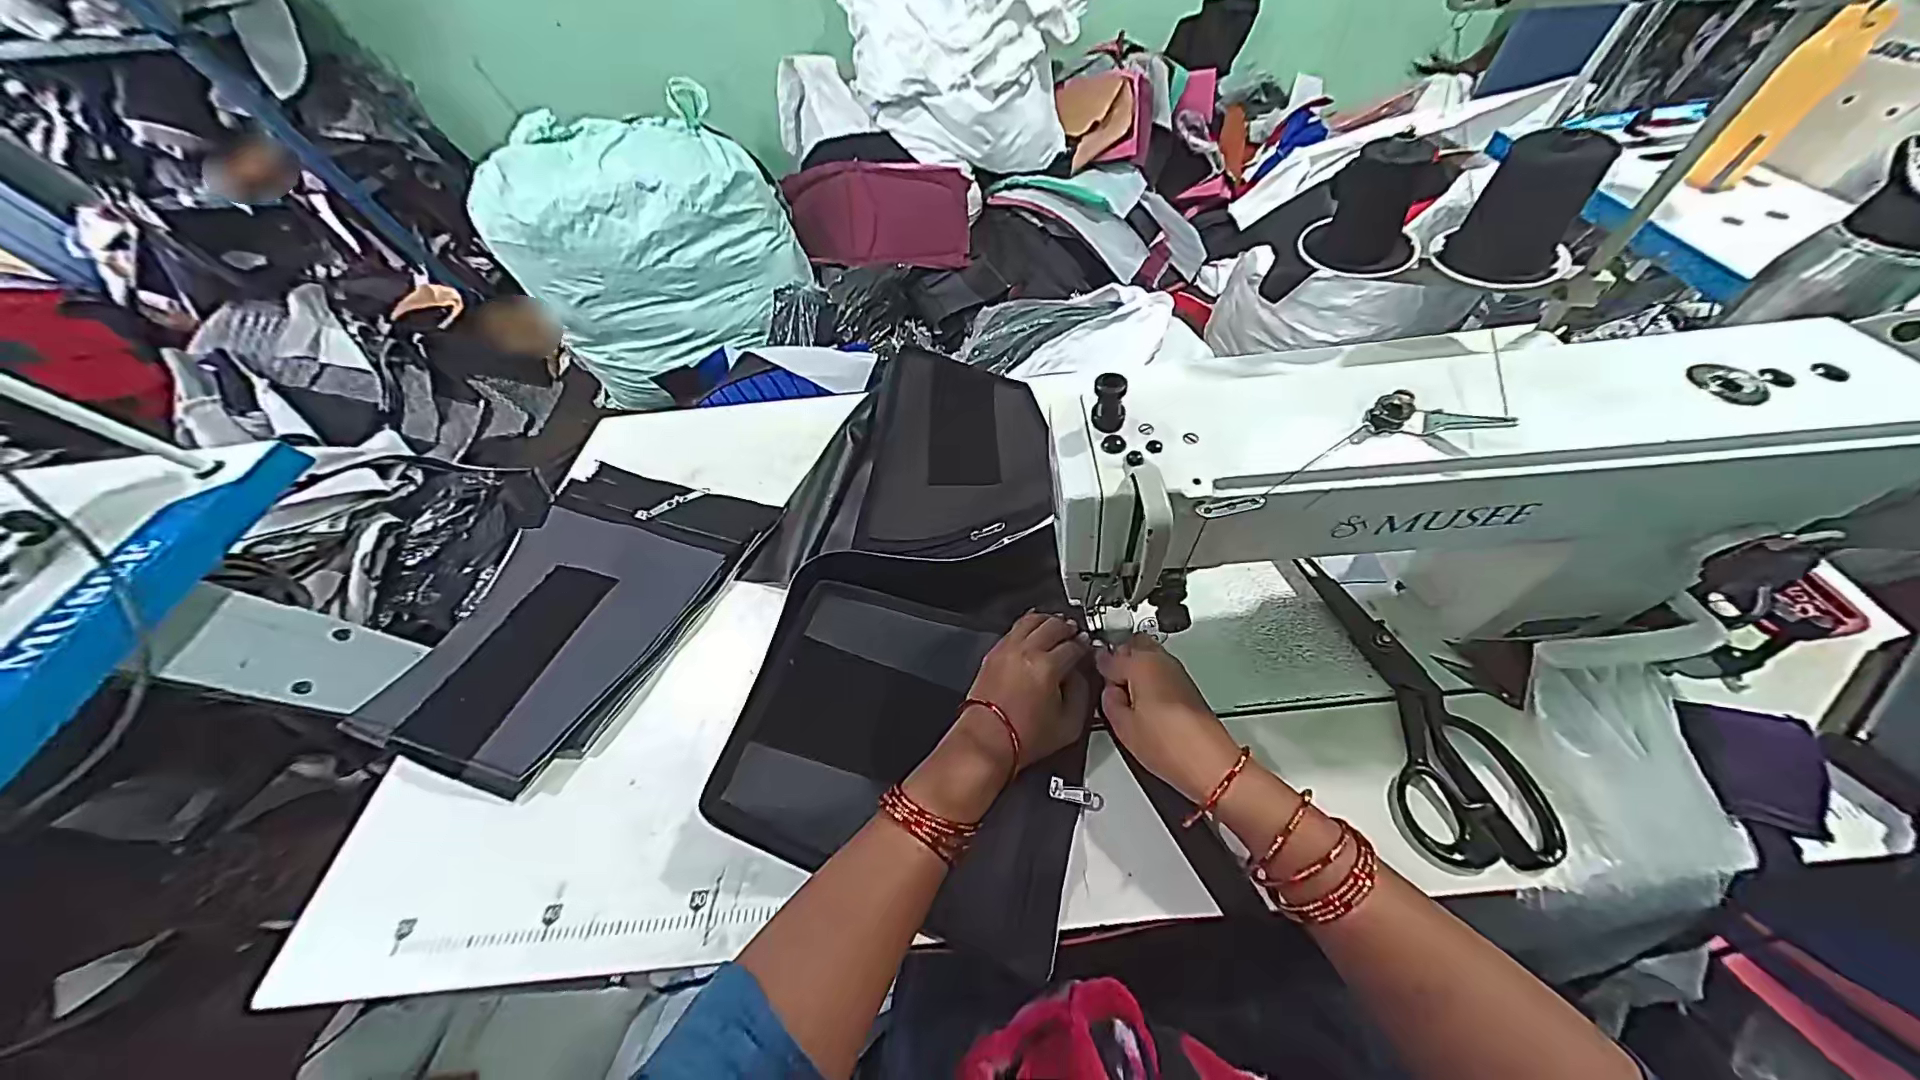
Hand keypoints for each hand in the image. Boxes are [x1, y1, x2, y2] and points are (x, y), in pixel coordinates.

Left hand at [906, 613, 1090, 823]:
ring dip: (1048, 621)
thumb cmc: (1021, 737)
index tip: (1087, 649)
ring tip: (1057, 626)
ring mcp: (1007, 650)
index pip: (1074, 645)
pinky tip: (1033, 631)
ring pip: (1032, 620)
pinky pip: (1014, 629)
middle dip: (1070, 628)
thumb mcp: (1069, 724)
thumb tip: (1080, 676)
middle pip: (1054, 625)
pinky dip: (1028, 626)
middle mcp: (1026, 652)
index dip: (1085, 646)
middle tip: (1076, 633)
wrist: (987, 740)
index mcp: (1047, 667)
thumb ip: (1081, 693)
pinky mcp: (993, 654)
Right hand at [1095, 634, 1239, 802]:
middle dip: (1120, 657)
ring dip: (1136, 667)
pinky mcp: (1188, 686)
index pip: (1110, 655)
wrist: (1210, 764)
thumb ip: (1108, 700)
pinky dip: (1151, 679)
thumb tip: (1109, 692)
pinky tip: (1145, 704)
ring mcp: (1178, 672)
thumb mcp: (1121, 726)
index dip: (1099, 666)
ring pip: (1150, 655)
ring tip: (1128, 696)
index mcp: (1141, 664)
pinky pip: (1162, 671)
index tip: (1095, 674)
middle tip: (1110, 679)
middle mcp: (1162, 661)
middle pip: (1133, 644)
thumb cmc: (1172, 745)